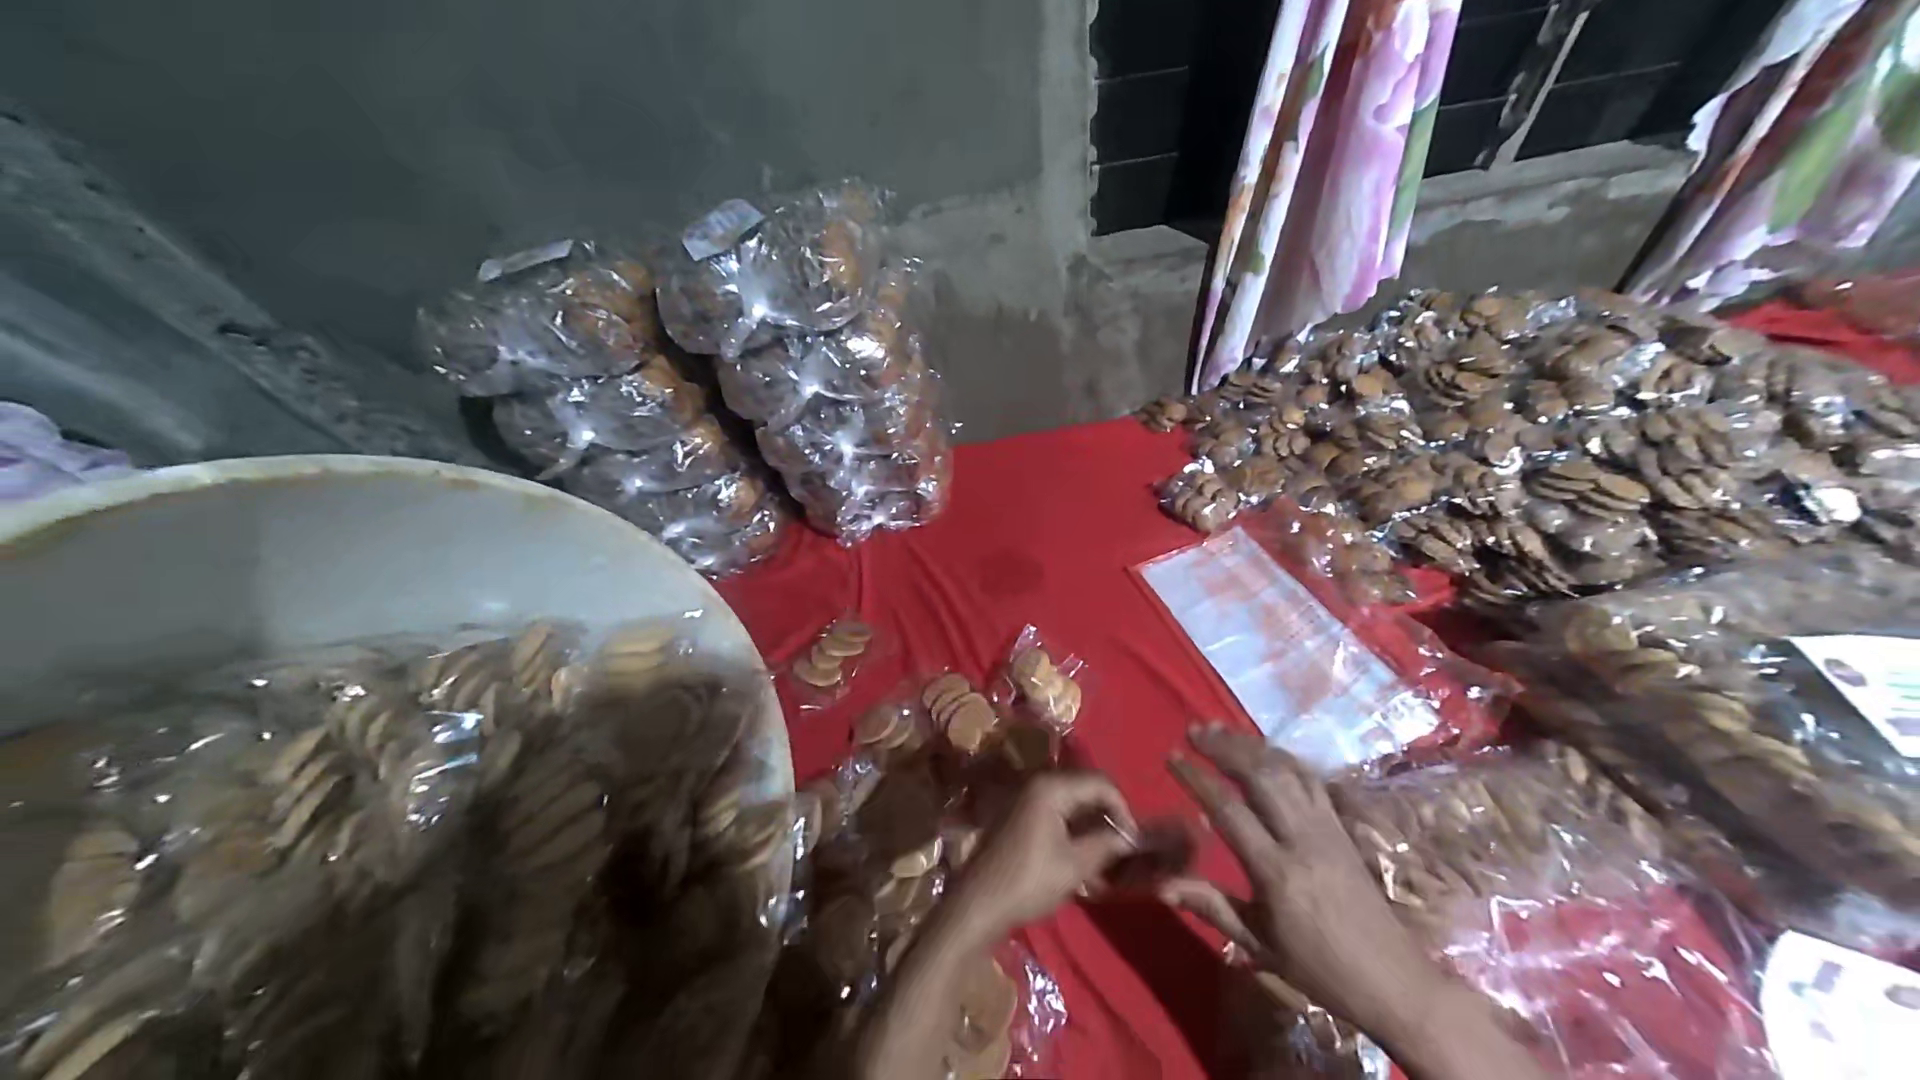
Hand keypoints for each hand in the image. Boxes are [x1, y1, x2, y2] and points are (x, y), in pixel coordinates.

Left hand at [946, 772, 1137, 935]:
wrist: (978, 904)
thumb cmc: (1028, 881)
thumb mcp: (1075, 865)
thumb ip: (1106, 844)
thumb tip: (1130, 838)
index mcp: (1051, 787)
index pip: (1101, 783)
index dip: (1123, 809)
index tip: (1134, 841)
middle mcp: (1037, 783)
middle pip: (1085, 789)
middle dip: (1108, 815)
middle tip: (1123, 847)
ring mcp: (1025, 798)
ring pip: (1071, 802)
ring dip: (1091, 824)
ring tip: (1107, 855)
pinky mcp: (1019, 815)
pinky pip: (1055, 813)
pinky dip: (1073, 829)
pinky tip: (1083, 855)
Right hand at [1162, 723, 1443, 1034]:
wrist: (1394, 982)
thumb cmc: (1319, 969)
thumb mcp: (1259, 944)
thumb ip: (1210, 906)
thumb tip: (1161, 885)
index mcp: (1277, 871)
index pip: (1229, 810)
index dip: (1197, 779)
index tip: (1172, 756)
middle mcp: (1303, 839)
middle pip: (1261, 776)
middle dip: (1224, 747)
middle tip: (1194, 731)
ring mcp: (1327, 829)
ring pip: (1287, 770)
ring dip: (1251, 745)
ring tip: (1220, 730)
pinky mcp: (1342, 827)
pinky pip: (1311, 779)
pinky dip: (1283, 757)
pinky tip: (1263, 749)